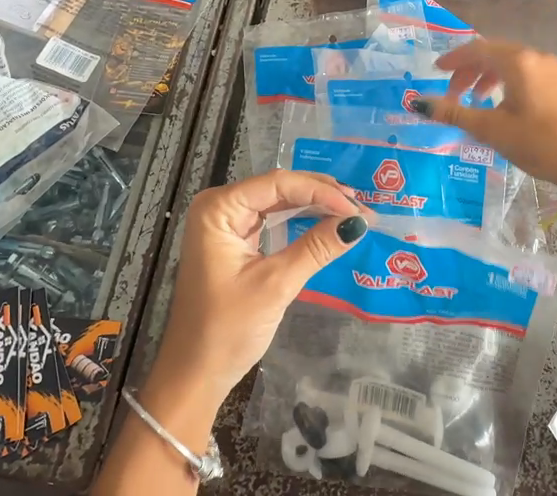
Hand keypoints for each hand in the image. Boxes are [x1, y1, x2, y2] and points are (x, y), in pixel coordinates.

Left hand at [149, 170, 368, 402]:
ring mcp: (225, 223)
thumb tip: (358, 223)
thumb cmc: (227, 330)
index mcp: (218, 208)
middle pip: (278, 188)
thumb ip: (316, 248)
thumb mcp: (275, 285)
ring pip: (277, 202)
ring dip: (313, 206)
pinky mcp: (234, 241)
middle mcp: (219, 206)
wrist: (195, 373)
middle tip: (361, 207)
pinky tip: (326, 222)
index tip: (357, 208)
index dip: (320, 191)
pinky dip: (299, 221)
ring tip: (351, 212)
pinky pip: (271, 220)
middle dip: (320, 195)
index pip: (277, 184)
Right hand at [414, 39, 556, 218]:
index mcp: (518, 61)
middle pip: (496, 54)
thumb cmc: (540, 144)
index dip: (453, 60)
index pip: (477, 49)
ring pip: (514, 65)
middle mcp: (538, 57)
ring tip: (478, 101)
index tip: (436, 72)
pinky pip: (531, 75)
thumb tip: (419, 103)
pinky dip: (511, 84)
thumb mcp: (492, 130)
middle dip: (470, 71)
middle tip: (453, 94)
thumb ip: (455, 113)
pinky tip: (508, 107)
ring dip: (490, 78)